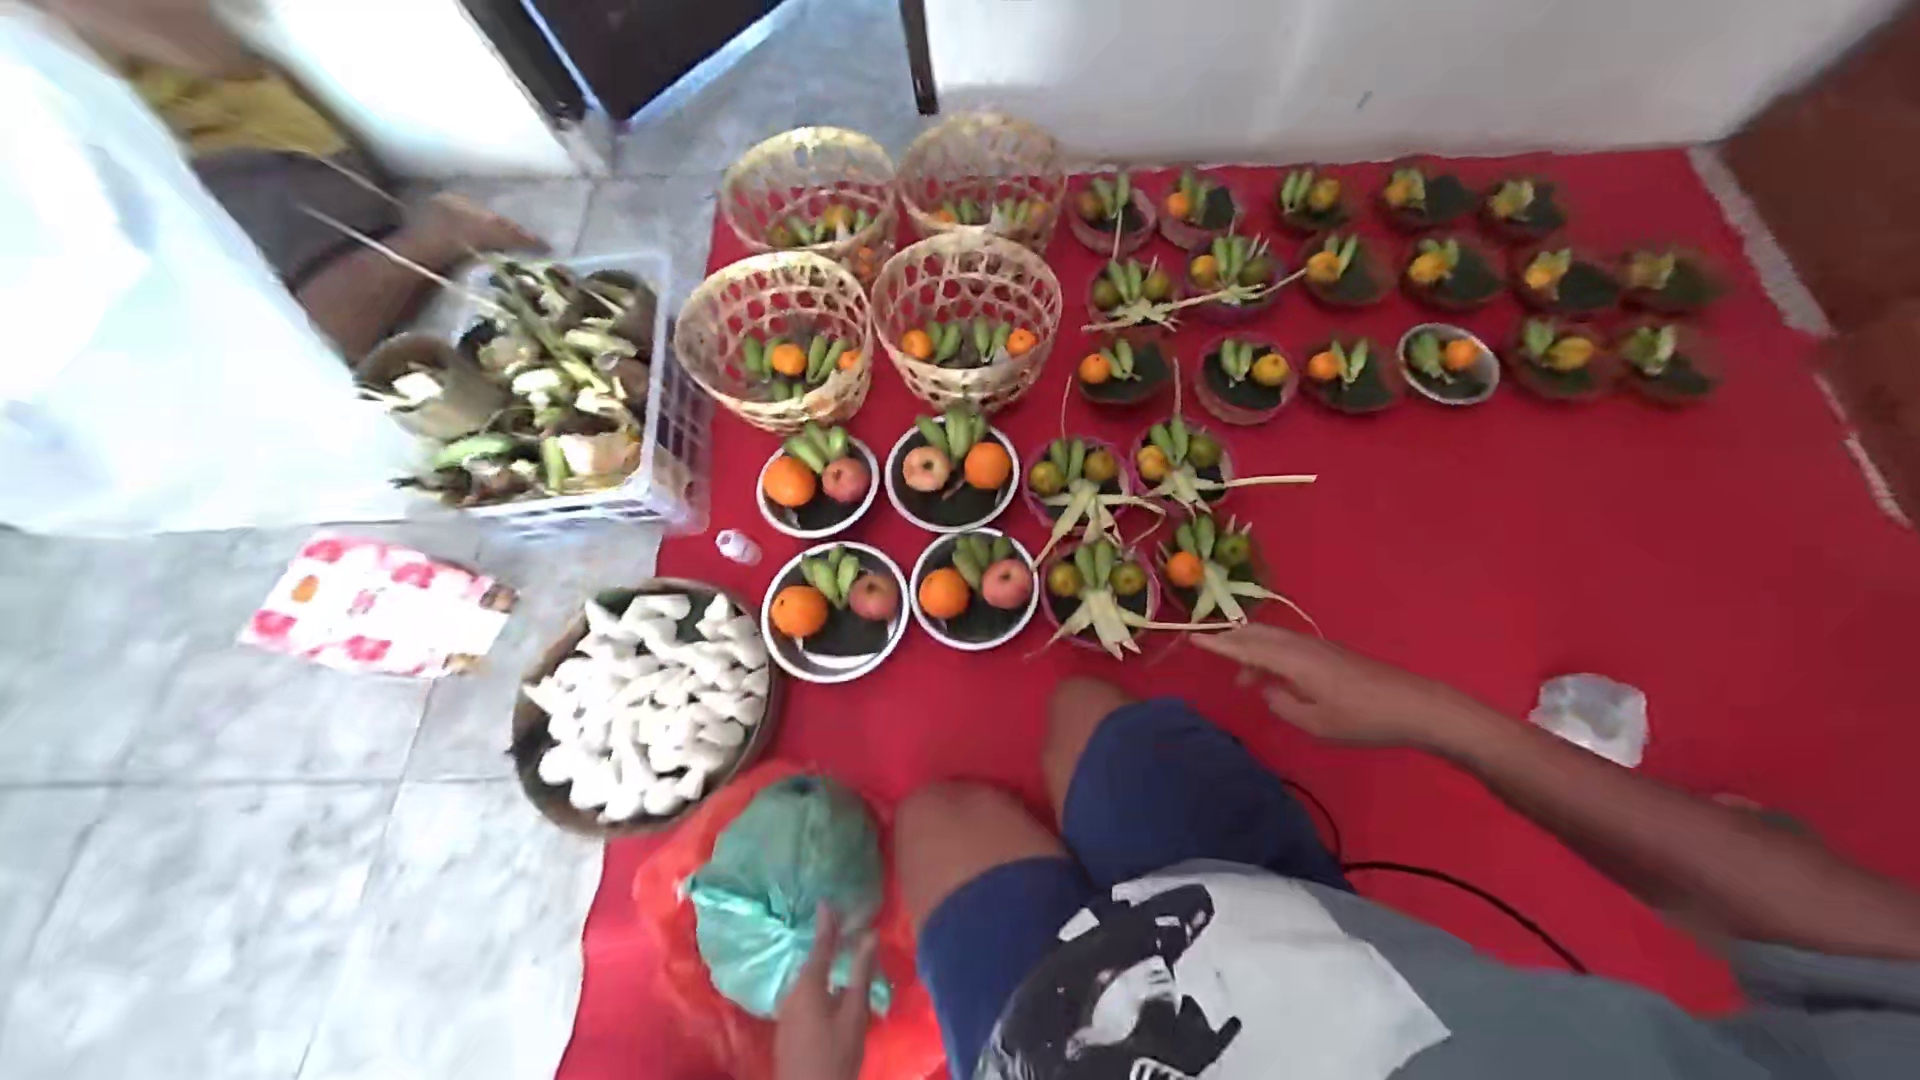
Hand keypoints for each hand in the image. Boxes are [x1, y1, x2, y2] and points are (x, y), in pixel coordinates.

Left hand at [775, 907, 876, 1079]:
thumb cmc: (835, 1058)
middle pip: (813, 963)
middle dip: (828, 946)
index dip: (827, 923)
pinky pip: (804, 997)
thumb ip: (860, 973)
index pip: (821, 946)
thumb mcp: (854, 1015)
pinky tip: (830, 992)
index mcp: (808, 986)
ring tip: (840, 955)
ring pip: (808, 982)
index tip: (826, 901)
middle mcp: (792, 995)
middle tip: (843, 927)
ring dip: (823, 968)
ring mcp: (786, 1015)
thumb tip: (869, 935)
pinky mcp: (787, 1032)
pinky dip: (818, 987)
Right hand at [1195, 624, 1501, 750]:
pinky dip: (1268, 654)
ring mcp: (1317, 647)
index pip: (1245, 648)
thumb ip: (1281, 704)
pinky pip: (1286, 645)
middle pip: (1256, 634)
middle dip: (1230, 640)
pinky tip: (1272, 676)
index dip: (1217, 644)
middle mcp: (1300, 646)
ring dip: (1250, 650)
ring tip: (1241, 678)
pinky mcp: (1329, 654)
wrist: (1417, 706)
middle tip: (1208, 648)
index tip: (1192, 637)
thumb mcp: (1314, 723)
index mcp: (1292, 661)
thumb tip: (1267, 689)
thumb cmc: (1363, 719)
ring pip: (1272, 638)